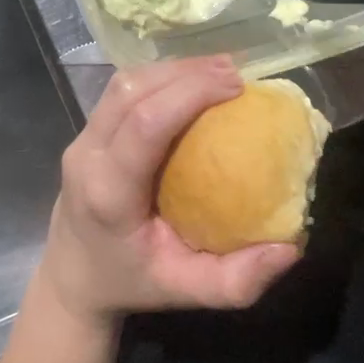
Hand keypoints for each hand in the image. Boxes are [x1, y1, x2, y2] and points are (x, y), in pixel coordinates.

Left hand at [38, 57, 300, 323]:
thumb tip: (290, 248)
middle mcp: (87, 156)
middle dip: (185, 72)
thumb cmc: (131, 281)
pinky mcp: (87, 132)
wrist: (73, 276)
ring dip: (171, 70)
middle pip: (131, 91)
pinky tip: (191, 84)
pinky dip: (158, 79)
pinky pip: (120, 92)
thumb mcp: (185, 292)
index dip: (189, 93)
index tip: (237, 87)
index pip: (144, 124)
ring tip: (220, 72)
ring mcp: (81, 140)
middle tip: (237, 74)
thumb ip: (237, 280)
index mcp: (108, 192)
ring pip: (122, 84)